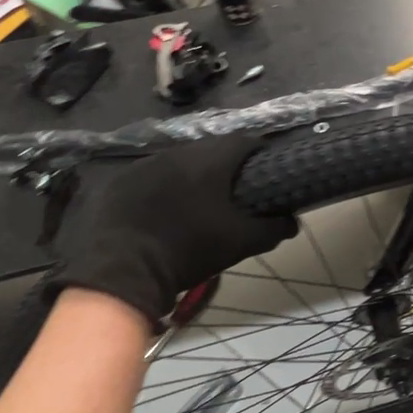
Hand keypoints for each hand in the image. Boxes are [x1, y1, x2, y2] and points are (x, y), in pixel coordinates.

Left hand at [54, 134, 298, 329]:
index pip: (244, 142)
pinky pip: (150, 176)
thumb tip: (292, 222)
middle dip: (223, 165)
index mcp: (210, 161)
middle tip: (232, 190)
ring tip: (196, 200)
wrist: (123, 270)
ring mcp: (145, 164)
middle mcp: (178, 153)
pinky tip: (162, 209)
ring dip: (191, 175)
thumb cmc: (189, 251)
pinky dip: (161, 187)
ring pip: (178, 162)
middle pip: (209, 150)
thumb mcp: (239, 243)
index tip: (265, 170)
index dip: (258, 152)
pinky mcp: (121, 180)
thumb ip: (271, 229)